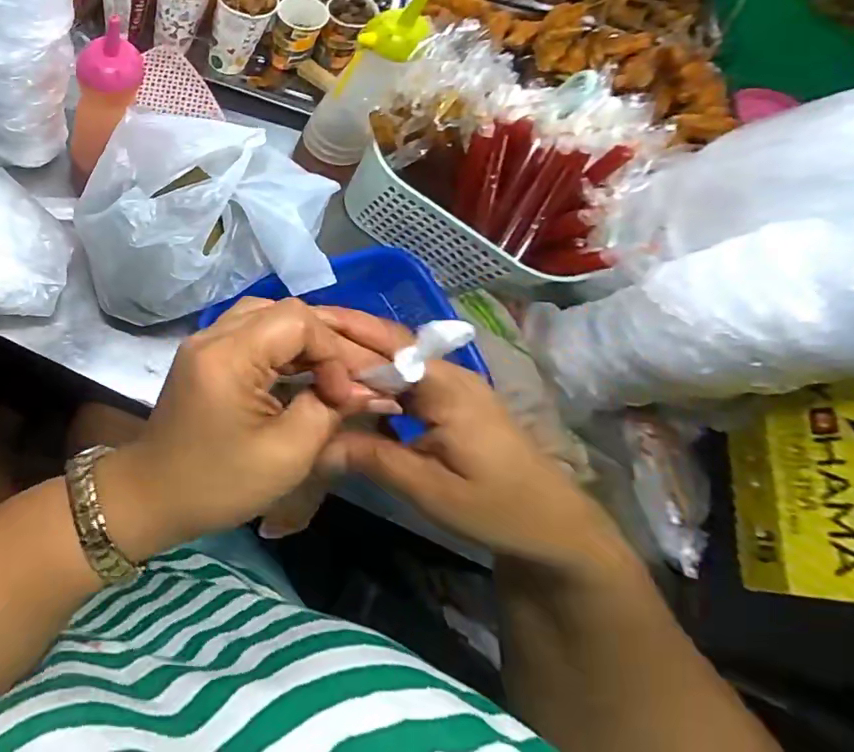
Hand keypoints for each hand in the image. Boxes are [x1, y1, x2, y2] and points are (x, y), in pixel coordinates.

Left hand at [97, 299, 397, 558]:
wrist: (151, 496)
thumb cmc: (218, 483)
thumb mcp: (285, 455)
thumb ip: (327, 411)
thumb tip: (363, 388)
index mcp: (228, 355)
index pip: (297, 320)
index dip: (332, 350)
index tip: (343, 392)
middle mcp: (213, 335)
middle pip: (283, 310)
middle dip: (324, 340)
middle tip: (354, 374)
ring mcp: (204, 341)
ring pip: (267, 316)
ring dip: (303, 340)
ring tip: (331, 371)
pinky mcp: (204, 354)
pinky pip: (250, 332)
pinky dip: (281, 347)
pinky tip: (302, 371)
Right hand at [320, 310, 634, 576]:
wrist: (556, 525)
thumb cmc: (497, 507)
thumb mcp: (431, 490)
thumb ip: (373, 458)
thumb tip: (317, 442)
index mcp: (446, 386)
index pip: (385, 346)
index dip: (344, 334)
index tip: (301, 327)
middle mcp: (448, 374)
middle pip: (388, 343)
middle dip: (344, 332)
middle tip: (297, 329)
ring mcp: (452, 385)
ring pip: (396, 358)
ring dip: (357, 351)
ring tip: (313, 350)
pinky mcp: (451, 399)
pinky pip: (405, 376)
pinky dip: (375, 374)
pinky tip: (350, 385)